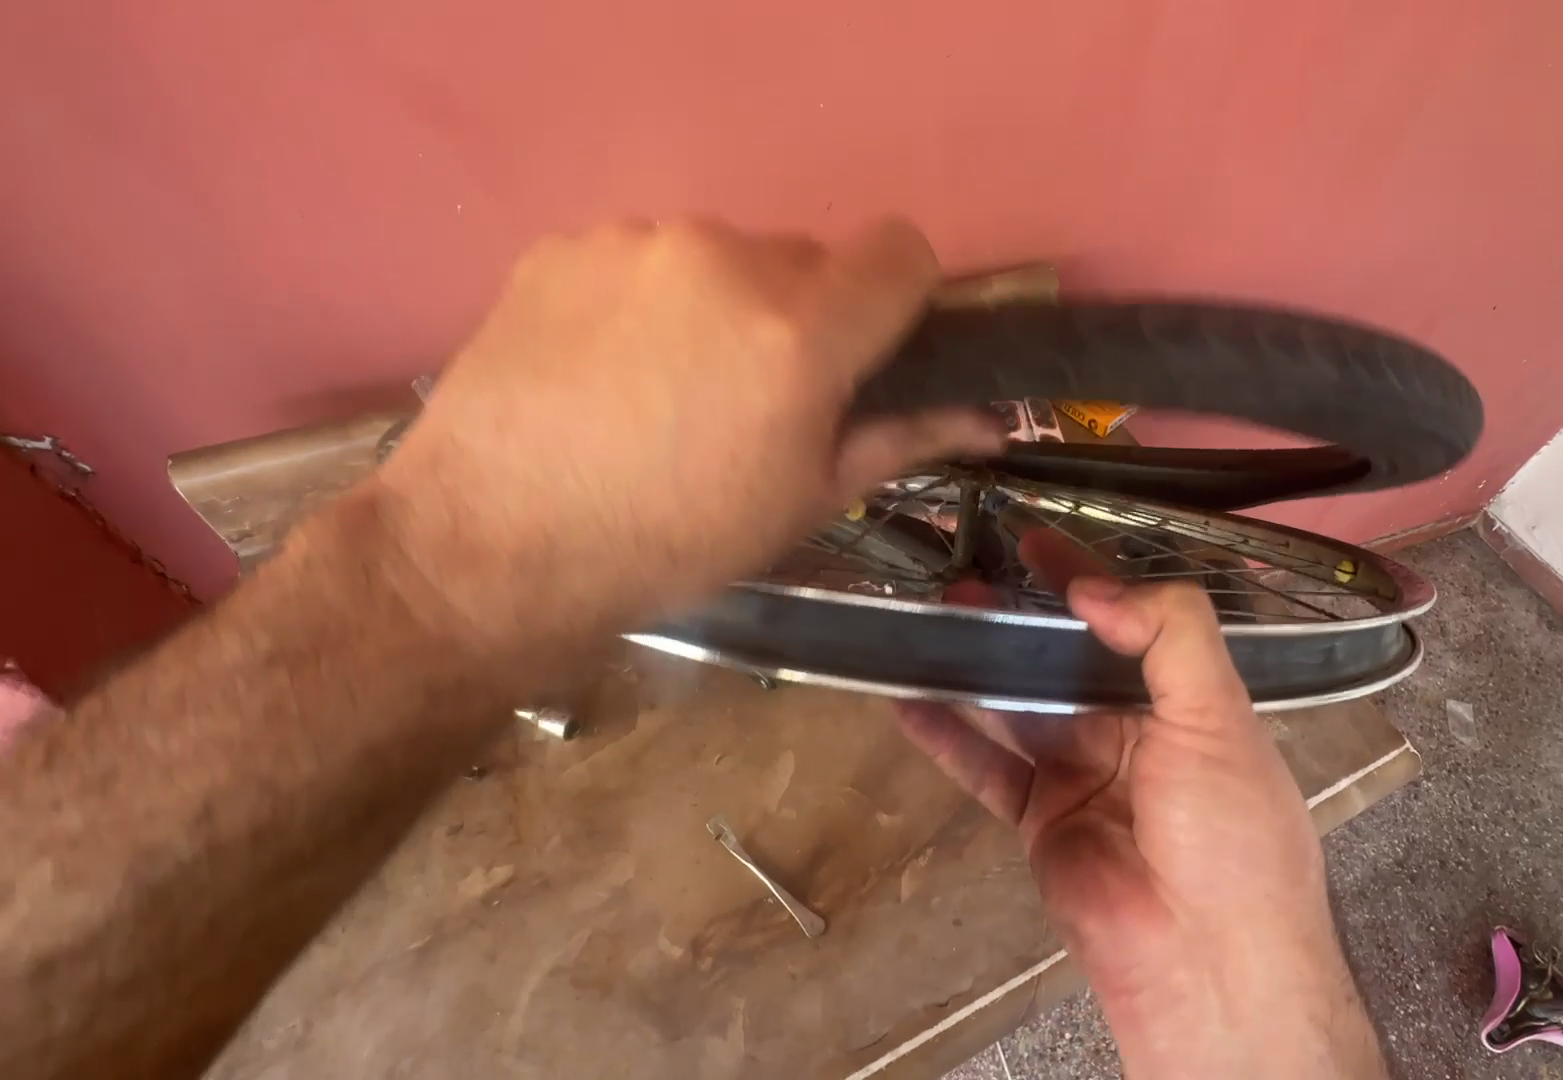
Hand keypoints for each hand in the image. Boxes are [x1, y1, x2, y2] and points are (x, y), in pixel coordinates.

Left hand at [371, 219, 1002, 652]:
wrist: (493, 549)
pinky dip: (659, 303)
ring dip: (732, 309)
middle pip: (813, 259)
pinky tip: (614, 373)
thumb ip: (906, 439)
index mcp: (801, 333)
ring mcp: (640, 244)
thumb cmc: (678, 542)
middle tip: (766, 399)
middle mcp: (727, 260)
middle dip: (811, 317)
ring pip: (731, 258)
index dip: (905, 298)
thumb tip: (993, 421)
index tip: (878, 353)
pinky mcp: (568, 245)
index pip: (903, 251)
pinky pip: (653, 260)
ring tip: (678, 393)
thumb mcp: (809, 500)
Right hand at [897, 570, 1386, 1077]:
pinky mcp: (1038, 817)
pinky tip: (909, 700)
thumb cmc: (1227, 830)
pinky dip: (948, 736)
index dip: (1083, 577)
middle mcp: (1130, 728)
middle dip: (1018, 618)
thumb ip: (1170, 633)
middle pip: (1063, 658)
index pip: (1128, 619)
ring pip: (1018, 705)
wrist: (1206, 965)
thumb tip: (1095, 586)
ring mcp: (1080, 772)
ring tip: (933, 622)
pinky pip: (986, 767)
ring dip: (978, 665)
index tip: (1035, 541)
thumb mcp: (1220, 717)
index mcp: (1183, 699)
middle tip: (968, 578)